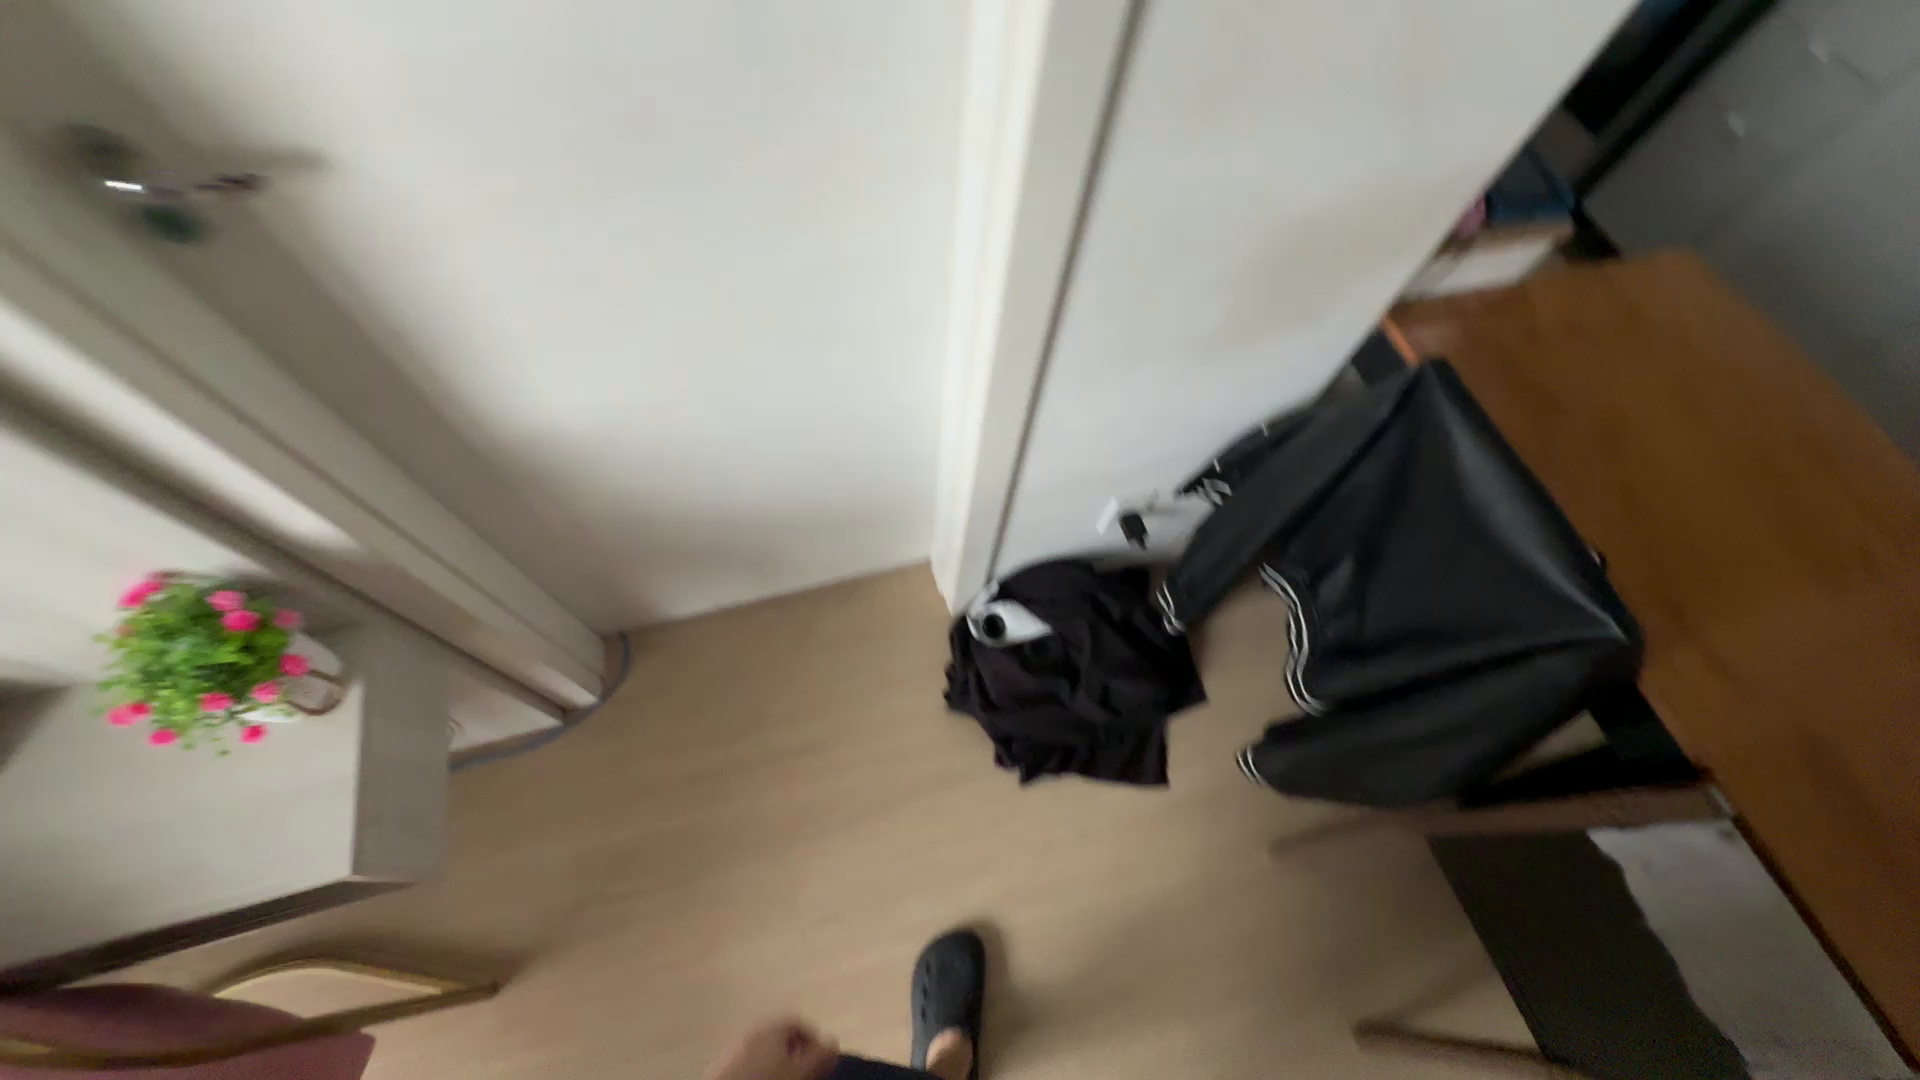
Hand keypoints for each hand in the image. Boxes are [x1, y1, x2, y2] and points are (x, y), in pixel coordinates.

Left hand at [705, 1016, 839, 1079]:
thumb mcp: (800, 1073)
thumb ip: (819, 1056)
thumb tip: (834, 1041)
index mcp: (772, 1026)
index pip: (798, 1022)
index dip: (812, 1040)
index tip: (821, 1060)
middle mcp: (752, 1029)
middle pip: (779, 1036)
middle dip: (794, 1053)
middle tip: (804, 1072)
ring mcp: (733, 1047)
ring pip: (761, 1050)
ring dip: (775, 1063)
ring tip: (785, 1077)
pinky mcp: (720, 1065)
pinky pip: (746, 1061)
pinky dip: (758, 1069)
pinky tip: (762, 1079)